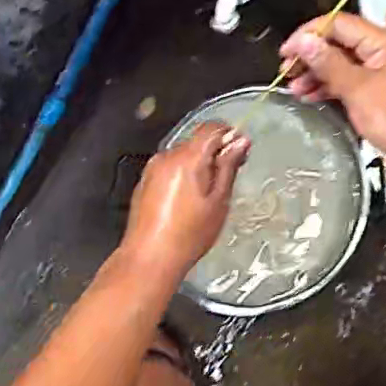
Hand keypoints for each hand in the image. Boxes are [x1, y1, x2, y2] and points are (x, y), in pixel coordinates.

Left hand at [120, 121, 250, 277]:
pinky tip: (185, 202)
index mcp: (188, 157)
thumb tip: (241, 141)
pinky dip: (181, 175)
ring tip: (205, 196)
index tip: (238, 152)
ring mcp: (153, 169)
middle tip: (225, 181)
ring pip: (182, 155)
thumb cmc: (189, 234)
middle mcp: (167, 156)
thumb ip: (229, 166)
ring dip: (197, 165)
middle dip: (213, 153)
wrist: (149, 258)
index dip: (228, 134)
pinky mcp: (144, 182)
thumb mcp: (219, 201)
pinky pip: (169, 168)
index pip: (211, 128)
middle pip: (196, 141)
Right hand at [278, 14, 385, 162]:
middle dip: (311, 55)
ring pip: (343, 63)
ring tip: (295, 89)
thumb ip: (328, 63)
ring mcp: (384, 72)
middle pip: (340, 42)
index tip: (285, 53)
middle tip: (286, 73)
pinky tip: (312, 97)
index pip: (338, 24)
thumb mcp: (358, 89)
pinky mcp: (382, 92)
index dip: (308, 34)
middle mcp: (385, 50)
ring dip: (318, 73)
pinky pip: (351, 81)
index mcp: (384, 41)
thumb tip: (303, 40)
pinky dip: (331, 86)